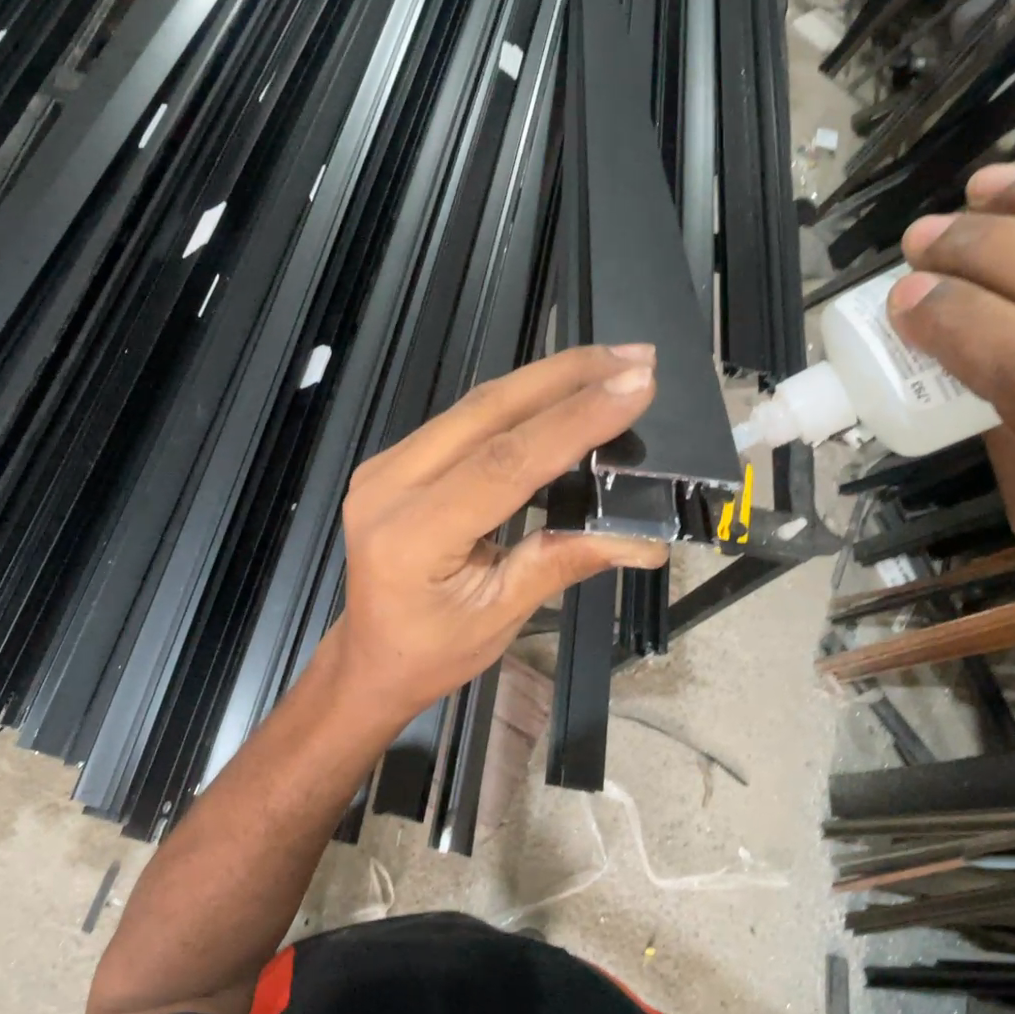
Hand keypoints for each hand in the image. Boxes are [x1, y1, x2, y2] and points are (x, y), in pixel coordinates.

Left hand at [326, 343, 669, 721]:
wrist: (369, 657)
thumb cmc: (431, 652)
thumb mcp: (498, 618)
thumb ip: (561, 563)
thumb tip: (644, 538)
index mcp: (410, 536)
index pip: (503, 464)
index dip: (574, 421)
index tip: (637, 387)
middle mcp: (387, 487)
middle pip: (485, 413)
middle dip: (566, 377)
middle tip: (636, 357)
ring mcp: (384, 467)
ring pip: (474, 406)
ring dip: (546, 380)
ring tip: (612, 365)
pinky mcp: (394, 461)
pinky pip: (462, 419)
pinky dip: (518, 401)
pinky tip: (562, 391)